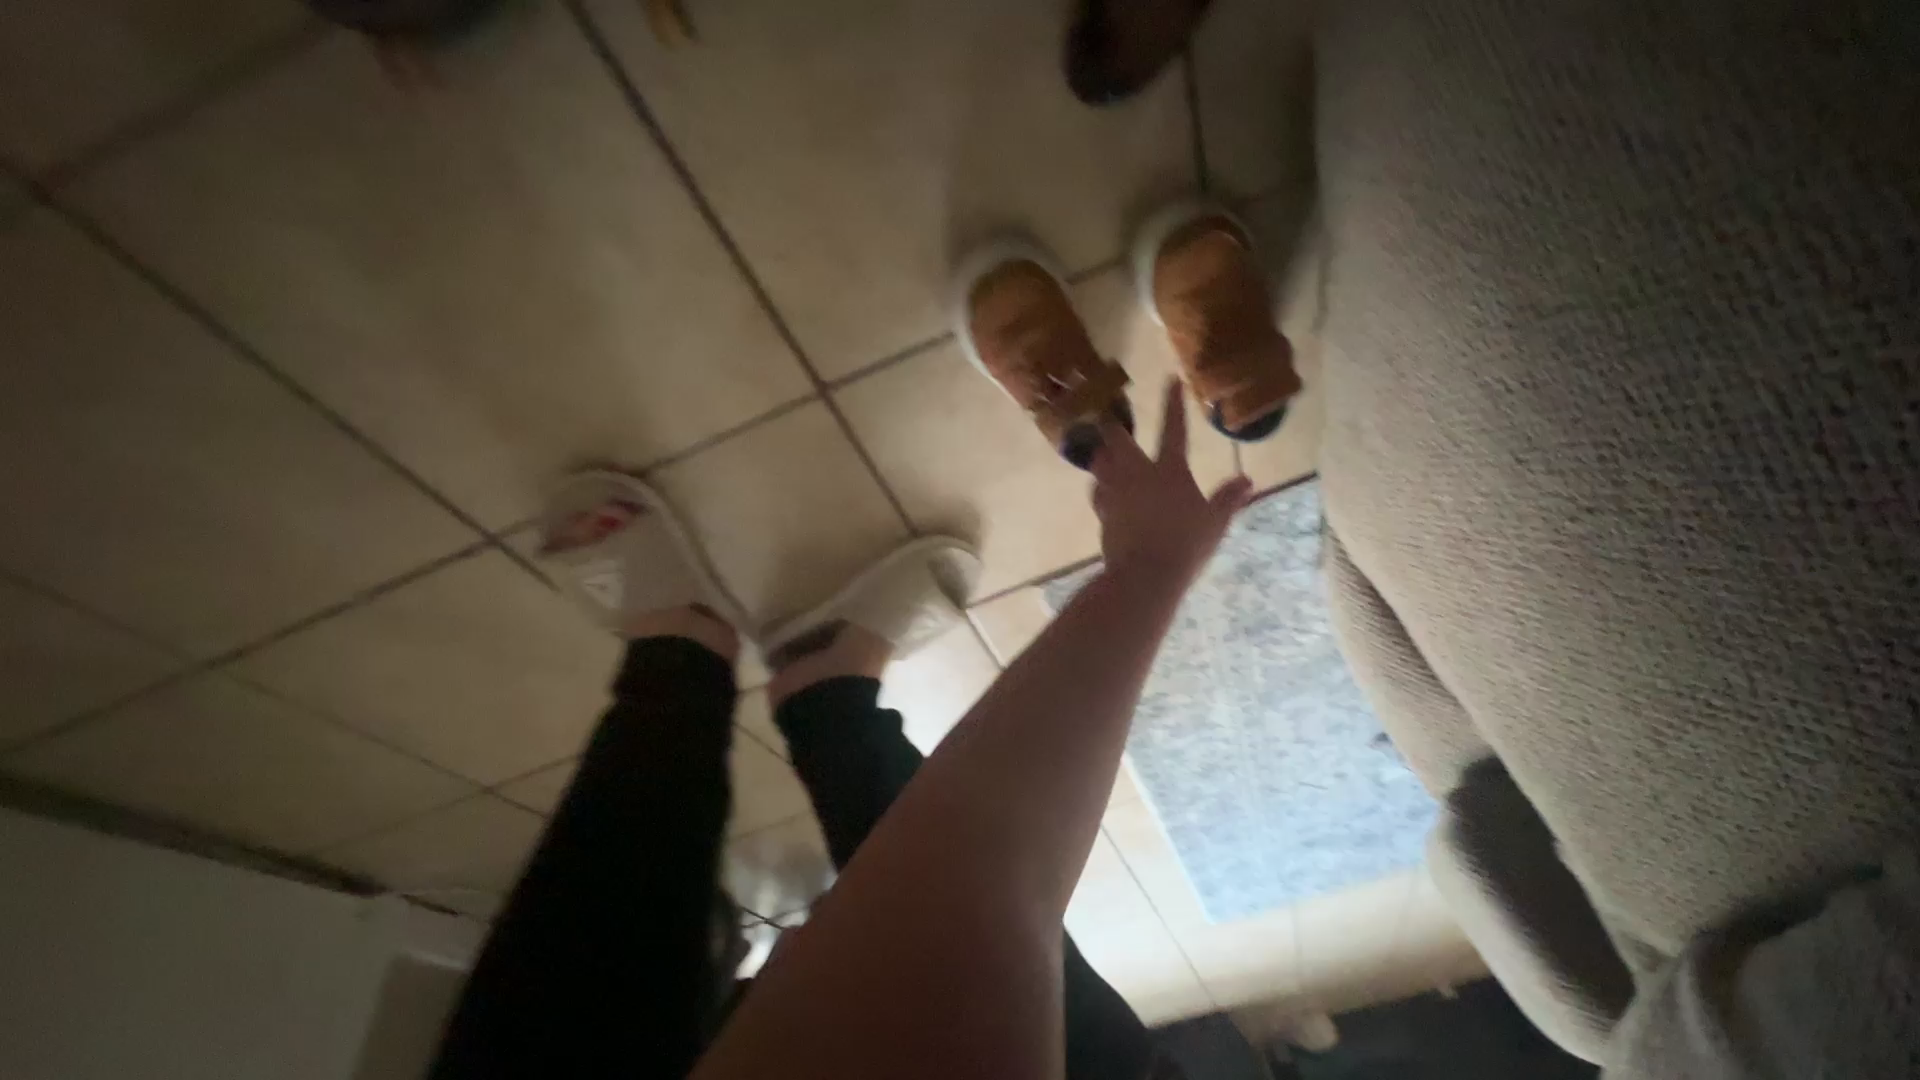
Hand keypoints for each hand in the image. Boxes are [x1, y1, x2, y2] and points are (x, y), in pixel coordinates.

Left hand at [1090, 379, 1253, 584]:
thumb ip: (1228, 499)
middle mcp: (1137, 474)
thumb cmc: (1186, 545)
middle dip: (1113, 426)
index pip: (1173, 428)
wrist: (1144, 575)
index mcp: (1169, 470)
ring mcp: (1115, 493)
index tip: (1168, 380)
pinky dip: (1099, 486)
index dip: (1172, 403)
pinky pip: (1097, 492)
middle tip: (1108, 417)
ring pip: (1100, 464)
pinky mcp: (1102, 514)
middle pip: (1118, 441)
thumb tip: (1247, 480)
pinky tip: (1101, 489)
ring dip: (1101, 455)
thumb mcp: (1215, 522)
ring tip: (1102, 451)